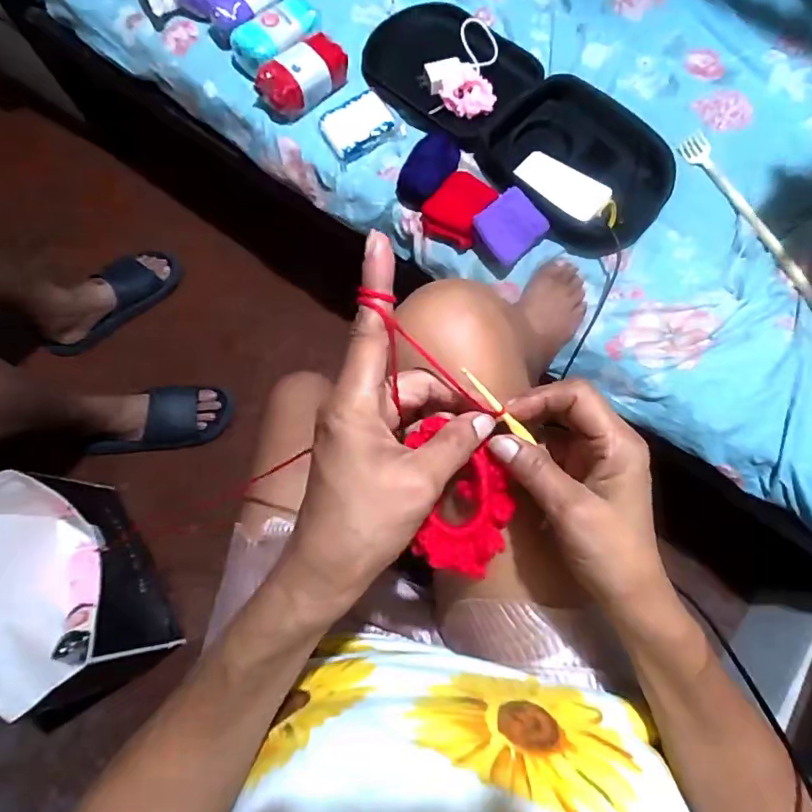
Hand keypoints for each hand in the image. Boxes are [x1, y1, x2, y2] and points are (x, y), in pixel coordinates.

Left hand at [277, 232, 493, 613]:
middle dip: (444, 393)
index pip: (368, 329)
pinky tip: (450, 454)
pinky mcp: (361, 446)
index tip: (375, 239)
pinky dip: (426, 434)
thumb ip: (456, 440)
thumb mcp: (421, 481)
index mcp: (355, 402)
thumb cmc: (367, 523)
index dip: (374, 282)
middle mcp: (351, 404)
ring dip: (439, 419)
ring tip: (469, 444)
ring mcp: (354, 426)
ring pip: (407, 403)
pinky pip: (401, 425)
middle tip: (483, 418)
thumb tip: (485, 415)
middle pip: (406, 378)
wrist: (326, 571)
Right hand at [486, 378, 665, 605]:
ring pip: (557, 428)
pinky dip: (530, 453)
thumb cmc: (608, 550)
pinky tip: (509, 461)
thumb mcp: (569, 508)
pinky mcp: (583, 476)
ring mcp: (596, 459)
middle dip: (530, 411)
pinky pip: (553, 452)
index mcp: (618, 442)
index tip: (504, 414)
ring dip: (527, 431)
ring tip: (496, 441)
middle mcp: (610, 442)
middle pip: (567, 407)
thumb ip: (534, 468)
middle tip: (495, 425)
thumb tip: (495, 438)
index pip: (578, 395)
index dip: (539, 397)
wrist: (629, 596)